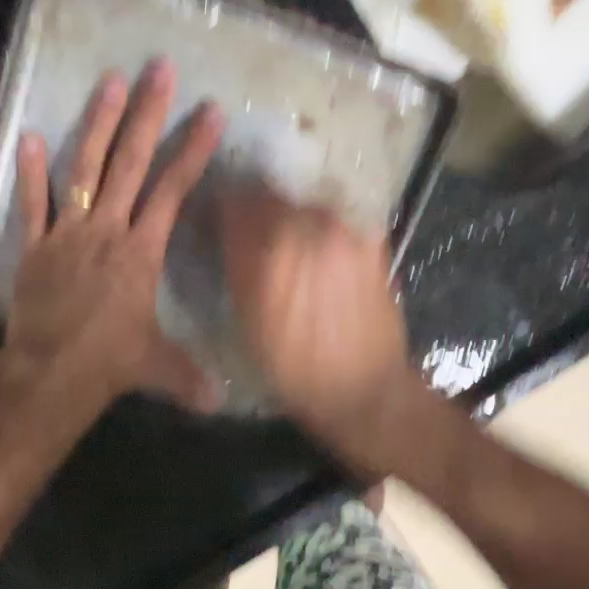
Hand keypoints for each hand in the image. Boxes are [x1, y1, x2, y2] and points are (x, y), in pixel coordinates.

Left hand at [2, 59, 225, 412]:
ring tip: (110, 81)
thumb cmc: (110, 364)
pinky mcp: (35, 247)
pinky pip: (32, 204)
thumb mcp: (158, 367)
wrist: (53, 373)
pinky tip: (28, 136)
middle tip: (159, 68)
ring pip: (85, 170)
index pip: (174, 190)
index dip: (193, 150)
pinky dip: (29, 172)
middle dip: (149, 115)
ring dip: (98, 125)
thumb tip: (221, 402)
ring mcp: (68, 234)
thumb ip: (190, 376)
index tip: (210, 111)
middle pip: (131, 164)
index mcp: (142, 252)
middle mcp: (108, 231)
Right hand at [219, 185, 414, 443]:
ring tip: (291, 252)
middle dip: (257, 213)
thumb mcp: (247, 324)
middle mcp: (306, 226)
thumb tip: (227, 235)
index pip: (233, 203)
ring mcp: (343, 230)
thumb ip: (237, 268)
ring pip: (305, 206)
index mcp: (266, 249)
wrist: (364, 390)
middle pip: (270, 197)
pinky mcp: (371, 240)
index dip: (222, 212)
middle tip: (253, 239)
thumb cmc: (295, 370)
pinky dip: (324, 231)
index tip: (218, 224)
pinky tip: (322, 260)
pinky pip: (337, 221)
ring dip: (292, 220)